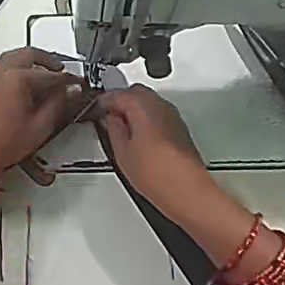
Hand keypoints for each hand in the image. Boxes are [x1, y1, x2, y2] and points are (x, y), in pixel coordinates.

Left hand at [0, 49, 82, 171]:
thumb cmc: (3, 141)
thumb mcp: (41, 125)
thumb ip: (59, 104)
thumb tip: (70, 92)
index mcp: (18, 78)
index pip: (50, 74)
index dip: (68, 79)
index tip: (77, 83)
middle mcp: (4, 73)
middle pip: (31, 54)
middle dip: (50, 61)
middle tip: (63, 70)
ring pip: (17, 55)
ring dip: (34, 59)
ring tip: (48, 70)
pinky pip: (8, 64)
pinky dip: (22, 65)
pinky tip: (30, 77)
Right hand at [94, 85, 218, 221]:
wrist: (188, 193)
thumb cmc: (159, 175)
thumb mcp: (122, 152)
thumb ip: (112, 128)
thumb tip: (110, 119)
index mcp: (144, 107)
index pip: (118, 94)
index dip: (103, 101)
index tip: (97, 109)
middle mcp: (161, 106)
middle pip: (135, 92)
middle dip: (120, 101)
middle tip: (107, 115)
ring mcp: (173, 116)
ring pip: (149, 101)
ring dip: (134, 109)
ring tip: (121, 127)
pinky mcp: (180, 128)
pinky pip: (159, 113)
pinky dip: (146, 118)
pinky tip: (139, 136)